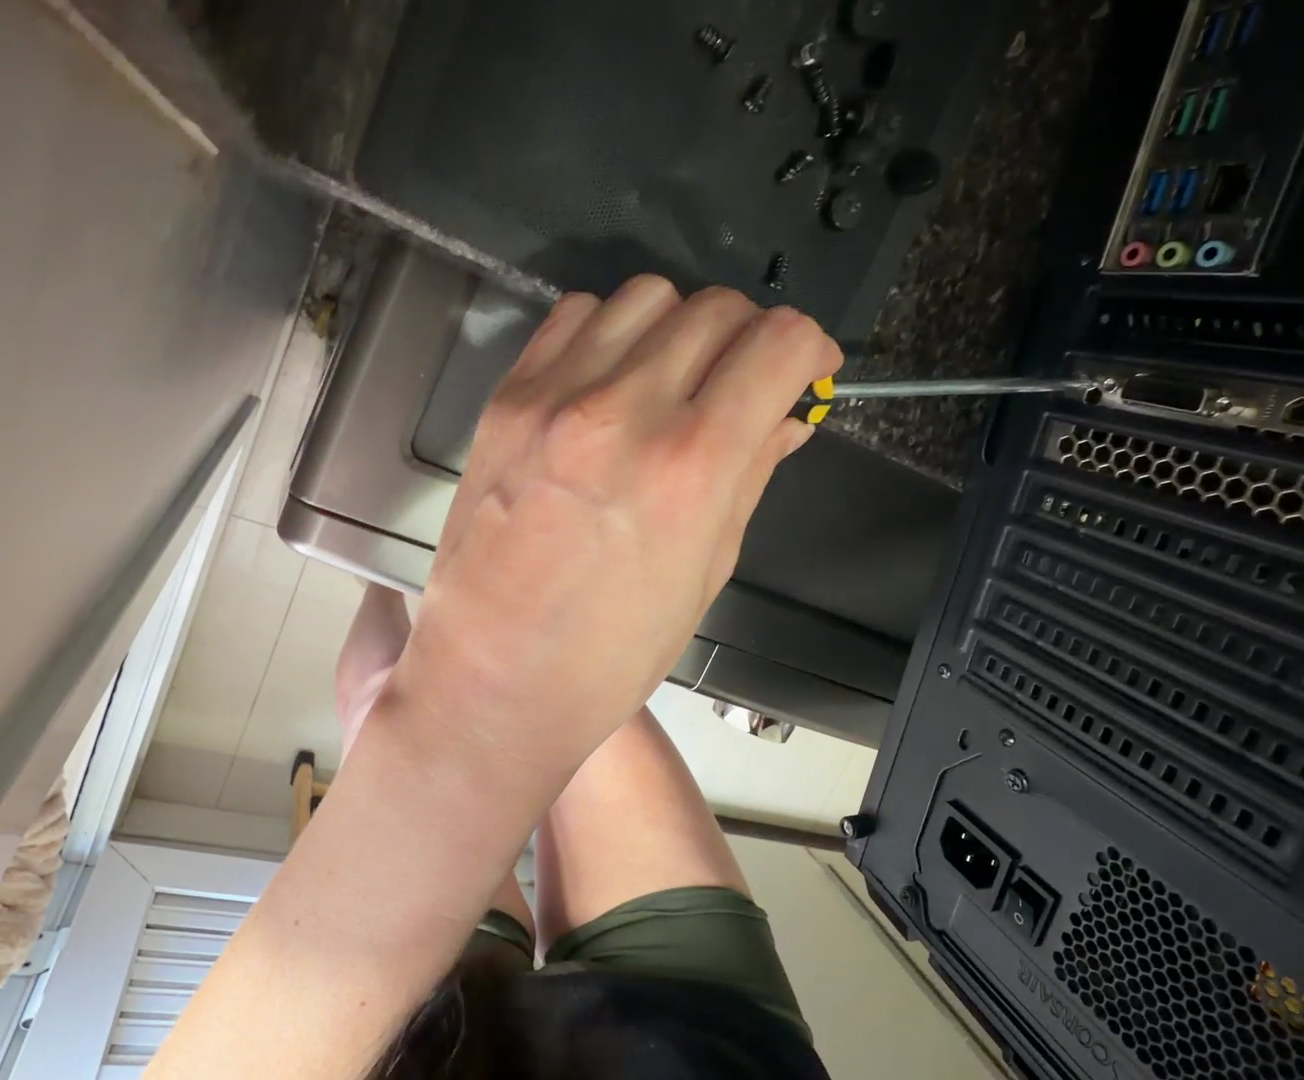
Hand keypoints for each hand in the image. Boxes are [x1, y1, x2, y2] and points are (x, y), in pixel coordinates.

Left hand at [383, 276, 840, 771]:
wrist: (494, 678)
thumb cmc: (611, 652)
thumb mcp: (706, 571)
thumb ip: (752, 474)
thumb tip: (788, 418)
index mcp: (691, 465)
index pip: (777, 343)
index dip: (809, 347)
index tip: (807, 368)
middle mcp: (625, 410)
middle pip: (717, 308)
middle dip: (750, 337)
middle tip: (743, 381)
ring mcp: (556, 397)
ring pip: (646, 295)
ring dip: (679, 326)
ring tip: (674, 377)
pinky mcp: (507, 398)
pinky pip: (574, 315)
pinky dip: (609, 331)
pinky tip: (611, 378)